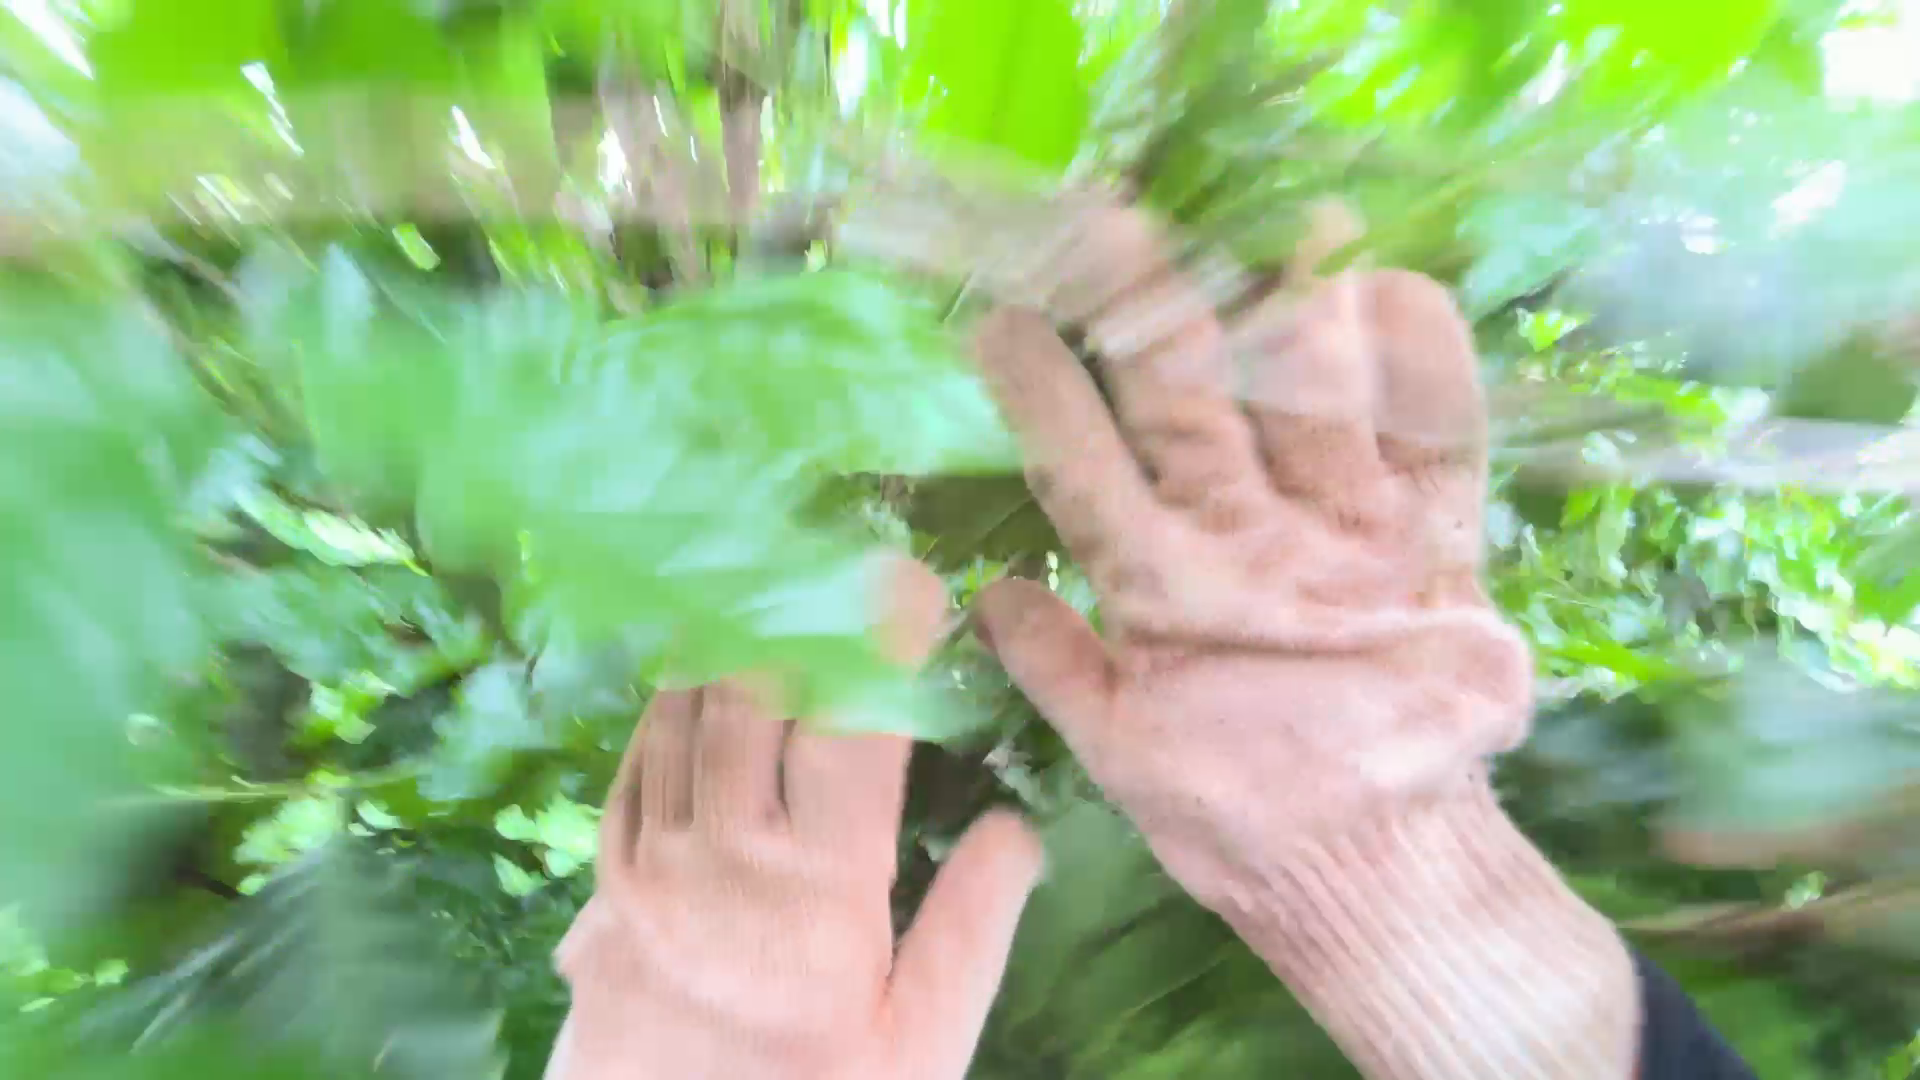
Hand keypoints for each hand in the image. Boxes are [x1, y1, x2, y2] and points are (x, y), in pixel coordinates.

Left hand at [546, 558, 1041, 1079]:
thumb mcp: (922, 1040)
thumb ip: (975, 924)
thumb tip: (1018, 822)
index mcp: (820, 888)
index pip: (856, 731)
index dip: (886, 644)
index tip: (914, 583)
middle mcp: (729, 852)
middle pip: (754, 692)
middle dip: (800, 613)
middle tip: (836, 567)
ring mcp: (653, 858)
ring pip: (685, 710)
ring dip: (730, 636)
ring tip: (769, 584)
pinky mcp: (607, 873)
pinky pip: (635, 756)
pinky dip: (670, 696)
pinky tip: (696, 664)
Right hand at [968, 208, 1635, 1078]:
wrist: (1380, 865)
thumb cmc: (1234, 806)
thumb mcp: (1114, 752)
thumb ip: (1049, 660)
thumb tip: (983, 583)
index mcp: (1162, 599)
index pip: (1078, 472)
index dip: (1035, 389)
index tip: (995, 317)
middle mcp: (1253, 548)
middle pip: (1186, 402)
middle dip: (1141, 301)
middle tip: (1106, 218)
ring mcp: (1356, 537)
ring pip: (1318, 391)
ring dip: (1288, 300)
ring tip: (1268, 227)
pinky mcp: (1441, 544)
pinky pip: (1446, 428)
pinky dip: (1425, 352)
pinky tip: (1387, 292)